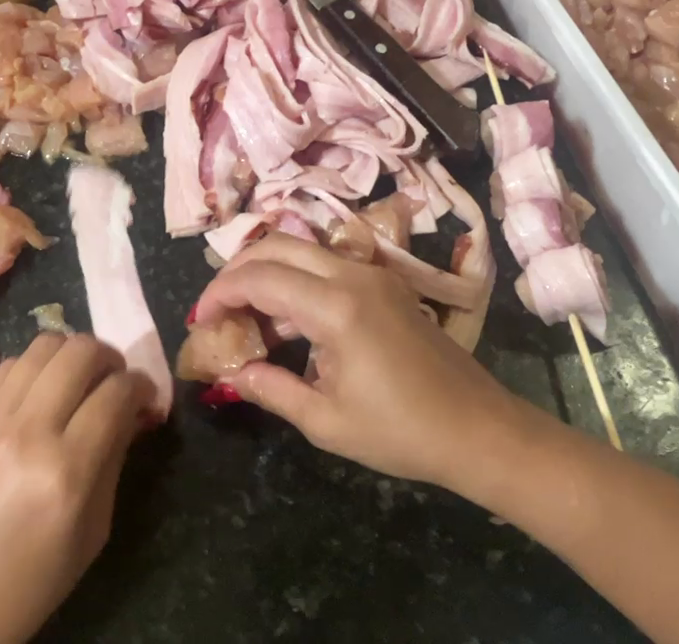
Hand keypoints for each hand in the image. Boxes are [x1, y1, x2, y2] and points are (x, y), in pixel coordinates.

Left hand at [0, 333, 154, 643]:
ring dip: (71, 354)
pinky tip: (41, 391)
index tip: (146, 397)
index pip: (116, 393)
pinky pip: (7, 365)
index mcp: (67, 471)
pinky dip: (35, 367)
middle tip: (115, 381)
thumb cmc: (30, 582)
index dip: (142, 386)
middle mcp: (28, 432)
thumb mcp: (92, 532)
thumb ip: (114, 460)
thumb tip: (135, 411)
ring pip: (42, 346)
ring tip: (78, 380)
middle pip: (79, 352)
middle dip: (110, 357)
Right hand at [195, 235, 538, 493]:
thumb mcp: (326, 422)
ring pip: (302, 249)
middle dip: (236, 270)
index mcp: (336, 307)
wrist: (478, 429)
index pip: (260, 278)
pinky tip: (286, 318)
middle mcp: (352, 275)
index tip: (200, 320)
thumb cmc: (402, 432)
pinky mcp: (385, 284)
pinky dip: (294, 278)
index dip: (221, 293)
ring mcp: (373, 275)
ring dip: (266, 271)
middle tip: (216, 308)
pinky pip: (326, 264)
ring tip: (244, 315)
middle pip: (277, 246)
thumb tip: (232, 374)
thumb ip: (271, 390)